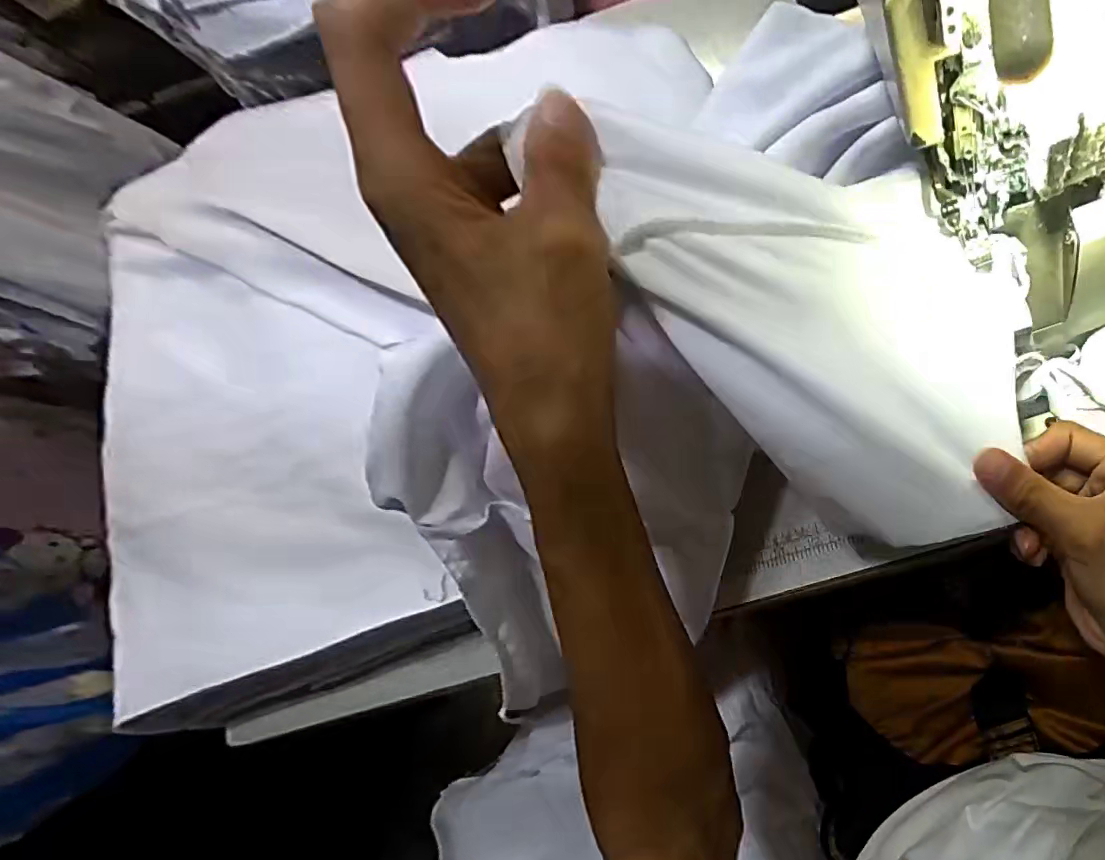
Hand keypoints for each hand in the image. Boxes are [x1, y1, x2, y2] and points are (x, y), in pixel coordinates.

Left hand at [314, 0, 617, 471]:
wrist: (554, 416)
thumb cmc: (548, 329)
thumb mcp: (563, 236)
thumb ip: (558, 161)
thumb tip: (558, 106)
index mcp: (402, 177)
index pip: (363, 45)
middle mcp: (406, 195)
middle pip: (417, 95)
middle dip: (480, 76)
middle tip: (551, 91)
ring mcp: (443, 231)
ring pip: (472, 155)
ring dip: (527, 150)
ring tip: (589, 168)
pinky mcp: (477, 260)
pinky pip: (497, 197)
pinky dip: (536, 188)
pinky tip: (582, 208)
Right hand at [973, 422, 1104, 679]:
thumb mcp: (1079, 530)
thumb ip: (1029, 493)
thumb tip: (982, 457)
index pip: (1067, 438)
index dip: (1034, 456)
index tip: (1007, 482)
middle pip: (1050, 469)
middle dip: (1027, 495)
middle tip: (1006, 515)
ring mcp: (1092, 515)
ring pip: (1040, 500)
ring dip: (1026, 522)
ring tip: (1027, 546)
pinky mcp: (1076, 543)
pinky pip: (1041, 526)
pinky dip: (1031, 540)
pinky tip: (1032, 559)